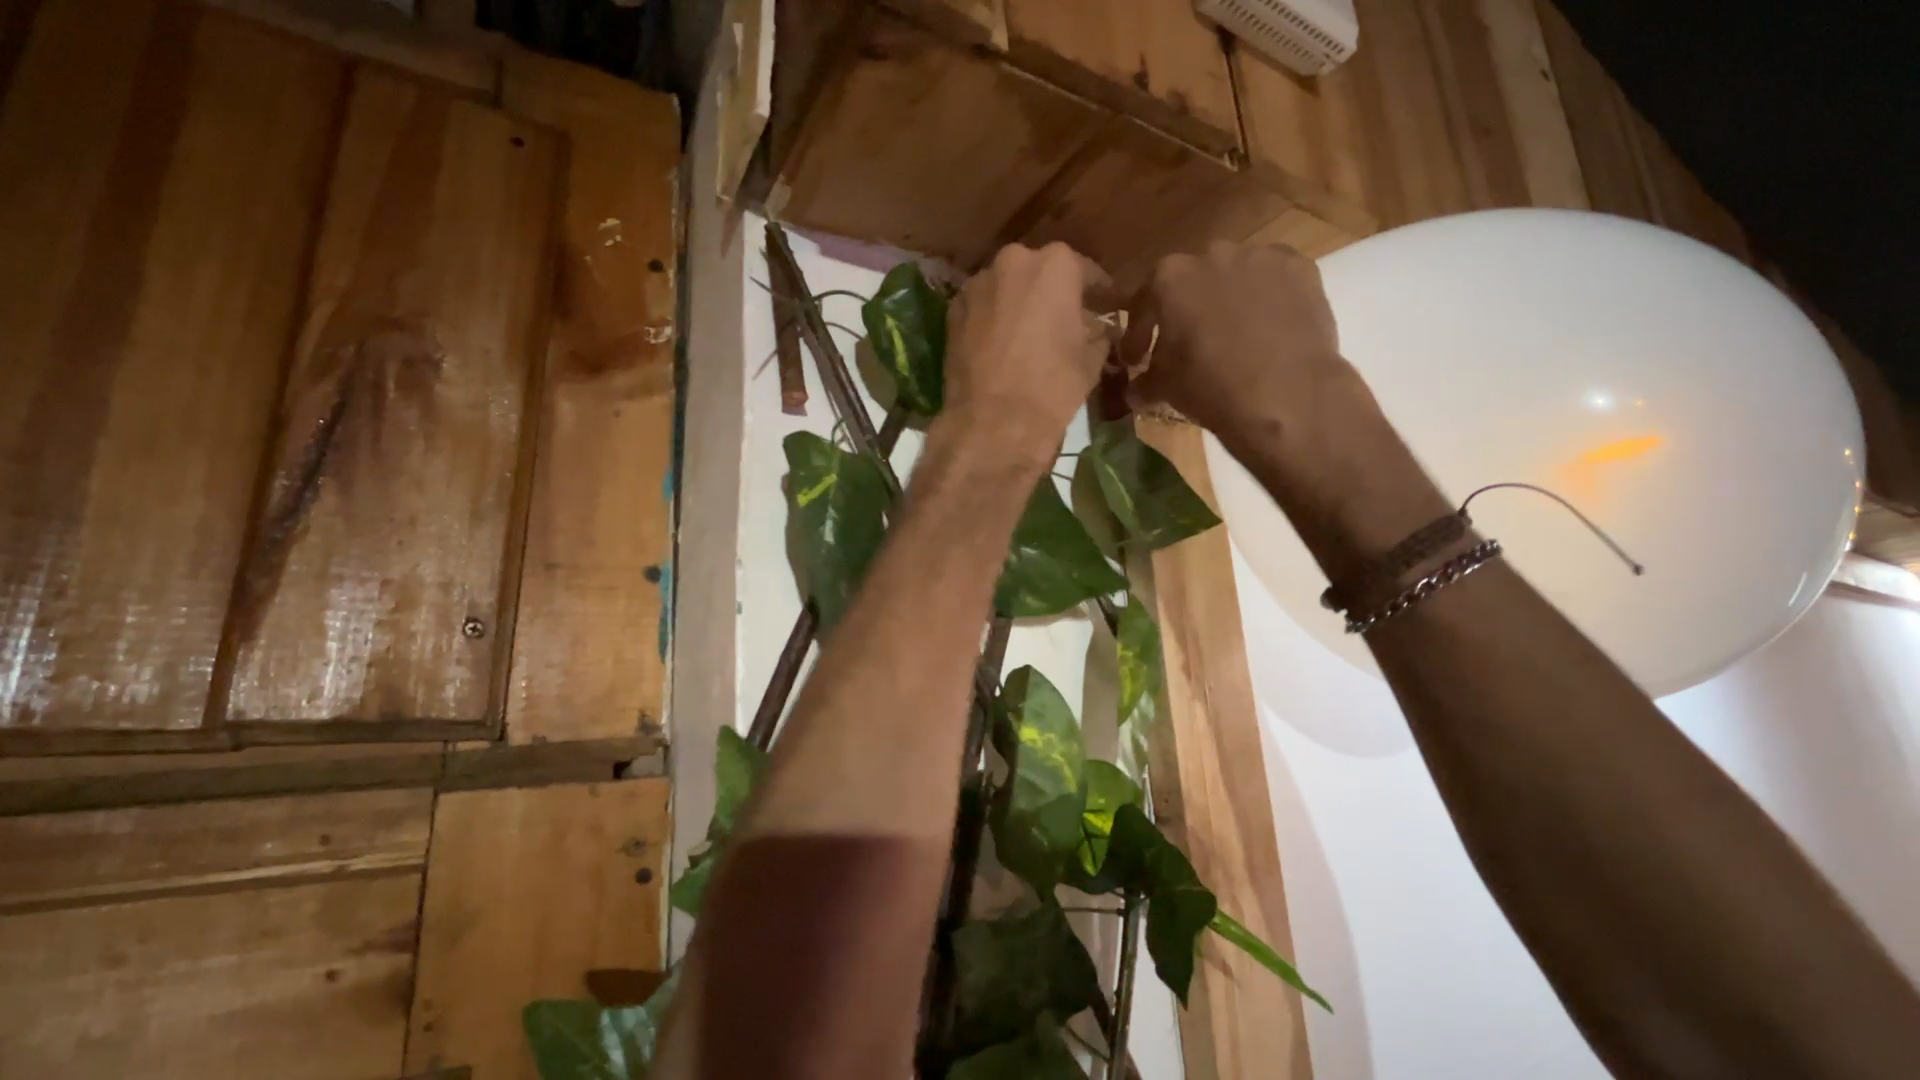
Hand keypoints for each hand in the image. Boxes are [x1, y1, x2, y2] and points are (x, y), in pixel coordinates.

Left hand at [939, 242, 1112, 466]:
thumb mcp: (1091, 358)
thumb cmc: (1052, 386)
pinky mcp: (953, 310)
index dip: (1097, 293)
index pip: (1086, 271)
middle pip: (1040, 274)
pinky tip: (1002, 344)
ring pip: (1008, 288)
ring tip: (1030, 334)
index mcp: (1056, 264)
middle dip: (1053, 294)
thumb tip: (1098, 327)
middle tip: (1065, 321)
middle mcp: (1014, 260)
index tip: (1105, 306)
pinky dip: (994, 319)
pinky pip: (984, 308)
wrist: (992, 422)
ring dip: (1020, 304)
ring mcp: (977, 283)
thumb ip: (1098, 331)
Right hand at [1121, 241, 1353, 447]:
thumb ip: (1145, 380)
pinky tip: (1271, 326)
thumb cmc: (1211, 385)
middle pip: (1193, 281)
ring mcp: (1260, 256)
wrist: (1285, 392)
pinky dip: (1269, 297)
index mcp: (1169, 277)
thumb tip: (1135, 390)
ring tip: (1235, 334)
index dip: (1138, 333)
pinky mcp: (1300, 268)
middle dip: (1187, 309)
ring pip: (1236, 275)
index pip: (1143, 301)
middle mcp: (1212, 254)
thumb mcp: (1165, 387)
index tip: (1137, 359)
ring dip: (1230, 299)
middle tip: (1190, 343)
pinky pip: (1275, 279)